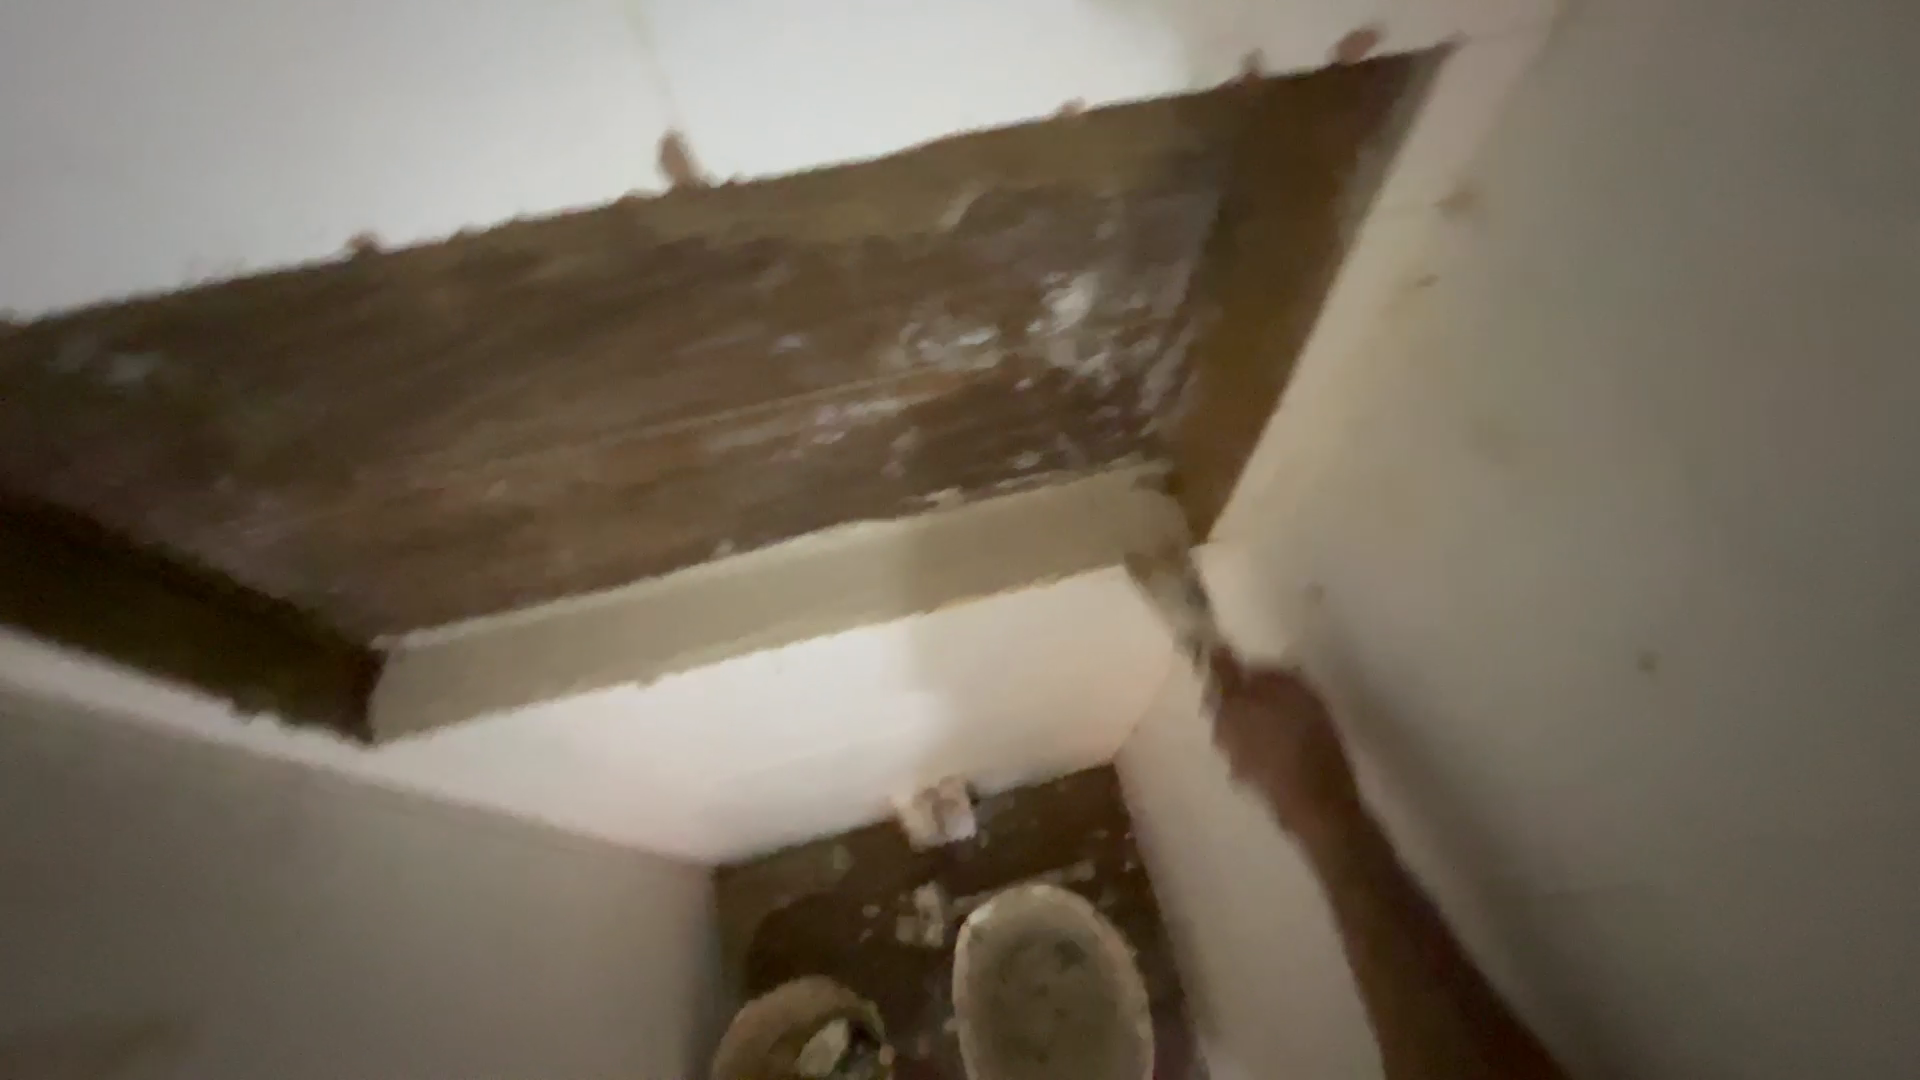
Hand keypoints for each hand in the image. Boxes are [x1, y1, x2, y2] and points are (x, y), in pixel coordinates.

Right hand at [1208, 649, 1363, 843]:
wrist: (1317, 808)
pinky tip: (1259, 778)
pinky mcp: (1320, 754)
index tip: (1214, 715)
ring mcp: (1317, 724)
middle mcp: (1307, 694)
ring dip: (1249, 742)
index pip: (1244, 672)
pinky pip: (1281, 747)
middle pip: (1256, 698)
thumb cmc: (1269, 755)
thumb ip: (1224, 677)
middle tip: (1225, 742)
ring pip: (1266, 725)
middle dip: (1237, 719)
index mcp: (1287, 678)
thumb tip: (1215, 644)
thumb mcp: (1235, 711)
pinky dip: (1267, 758)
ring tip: (1241, 766)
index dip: (1224, 693)